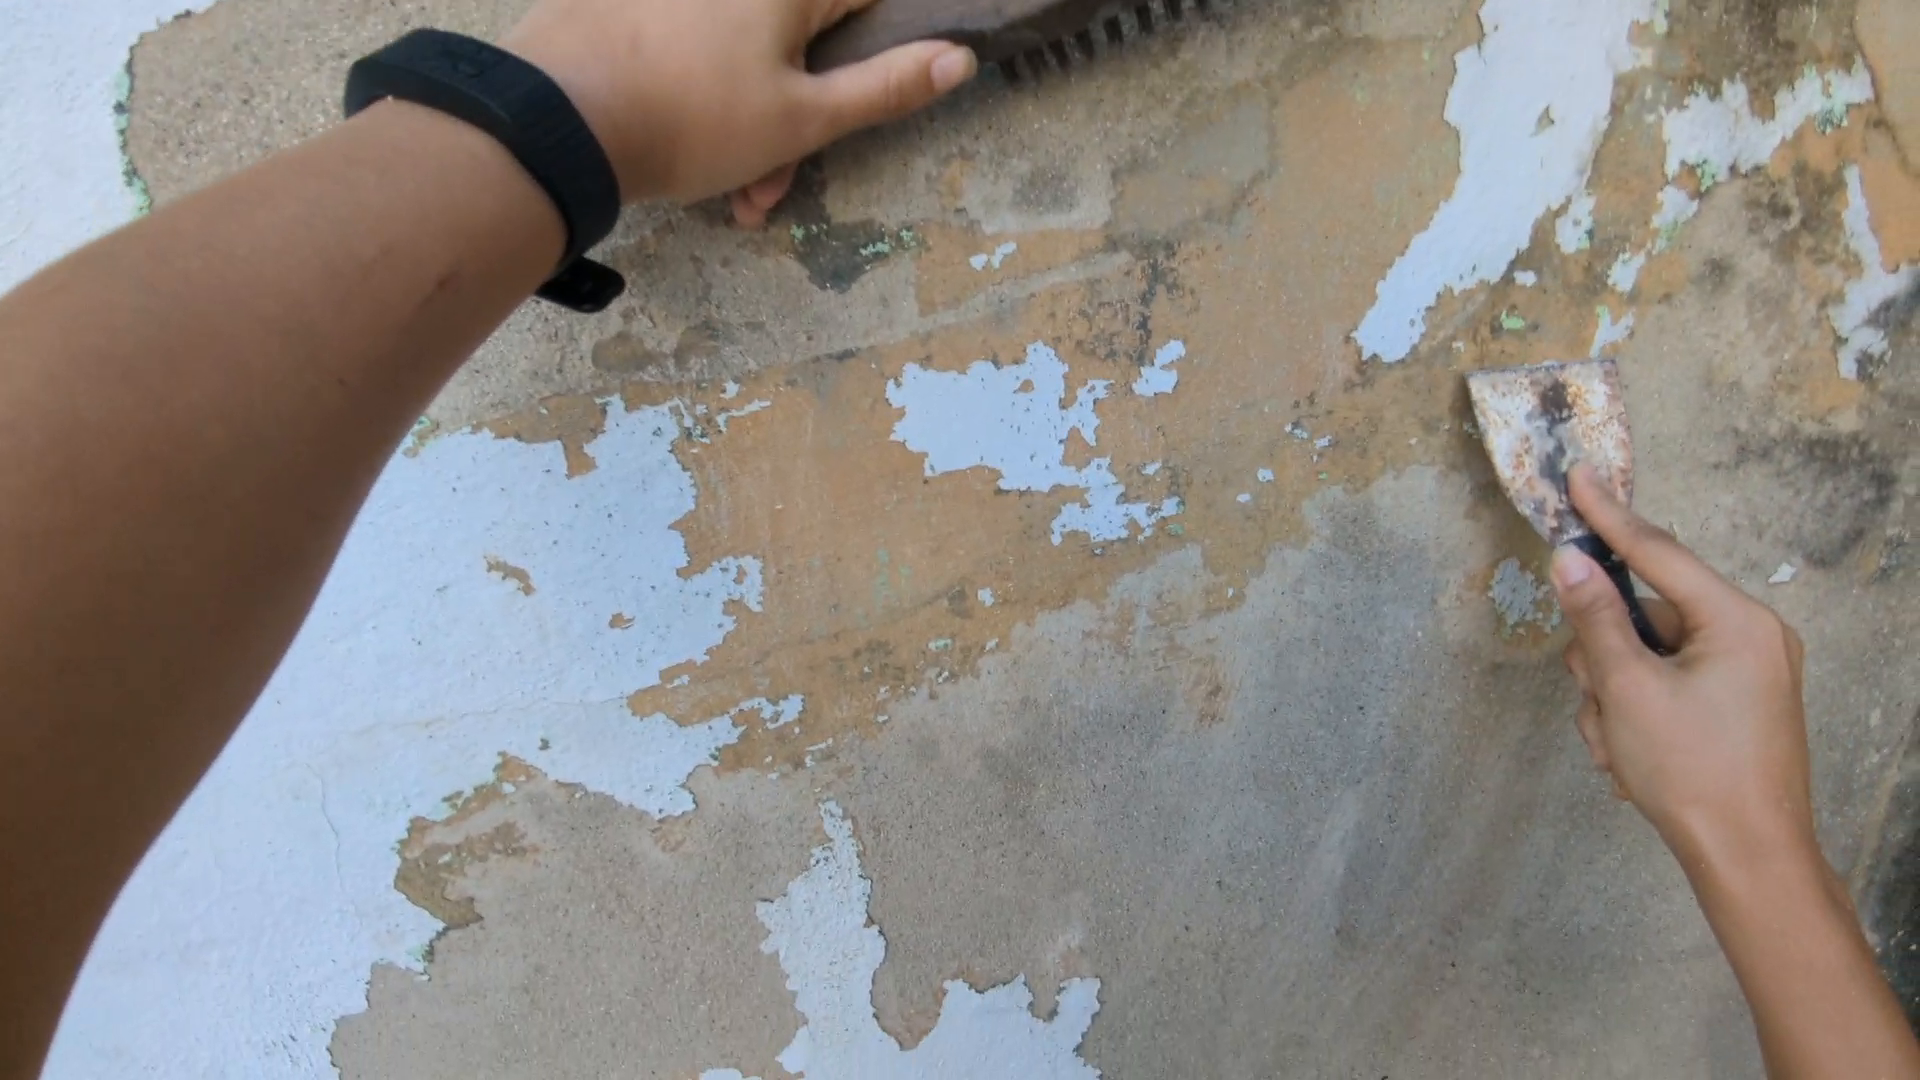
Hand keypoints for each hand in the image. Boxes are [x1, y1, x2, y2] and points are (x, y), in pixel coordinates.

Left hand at [499, 0, 976, 217]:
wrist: (564, 120)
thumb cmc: (699, 119)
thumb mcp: (805, 118)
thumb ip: (885, 89)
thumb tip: (960, 59)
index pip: (866, 2)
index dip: (882, 48)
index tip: (861, 96)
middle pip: (803, 42)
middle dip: (802, 117)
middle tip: (776, 184)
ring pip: (753, 60)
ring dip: (757, 132)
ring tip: (740, 195)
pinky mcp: (646, 7)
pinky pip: (706, 54)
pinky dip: (717, 106)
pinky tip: (704, 164)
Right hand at [1552, 466, 1817, 872]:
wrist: (1743, 853)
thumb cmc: (1690, 765)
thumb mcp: (1627, 685)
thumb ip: (1594, 616)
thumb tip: (1568, 557)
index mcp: (1736, 623)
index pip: (1657, 553)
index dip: (1610, 514)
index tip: (1578, 476)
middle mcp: (1741, 635)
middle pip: (1634, 610)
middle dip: (1600, 651)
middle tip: (1602, 695)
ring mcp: (1730, 667)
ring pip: (1630, 647)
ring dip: (1606, 686)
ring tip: (1619, 734)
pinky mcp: (1715, 694)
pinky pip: (1644, 674)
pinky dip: (1621, 702)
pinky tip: (1629, 743)